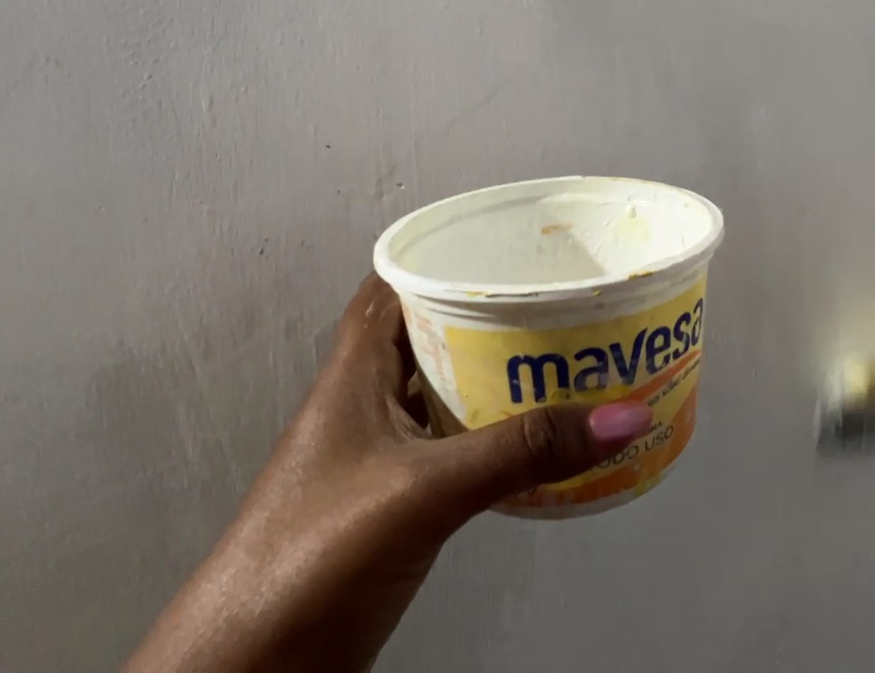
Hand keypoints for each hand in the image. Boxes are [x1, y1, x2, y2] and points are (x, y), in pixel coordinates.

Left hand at [126, 275, 652, 672]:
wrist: (249, 672)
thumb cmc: (314, 556)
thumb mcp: (425, 491)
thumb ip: (522, 454)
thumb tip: (625, 415)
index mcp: (353, 374)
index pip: (393, 285)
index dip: (443, 256)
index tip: (507, 244)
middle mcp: (364, 402)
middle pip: (428, 333)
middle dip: (487, 311)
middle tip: (554, 297)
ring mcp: (378, 454)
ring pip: (443, 389)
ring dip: (494, 373)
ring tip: (563, 356)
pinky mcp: (395, 501)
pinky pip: (455, 443)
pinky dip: (495, 431)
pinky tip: (538, 439)